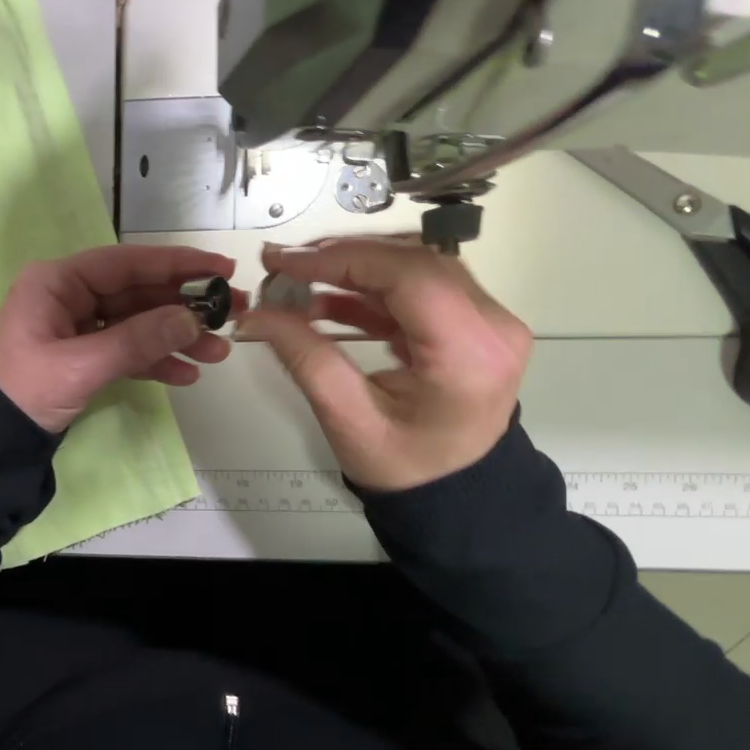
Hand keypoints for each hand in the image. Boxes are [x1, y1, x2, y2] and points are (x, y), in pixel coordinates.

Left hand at [0, 245, 239, 432]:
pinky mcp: (80, 359)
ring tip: (218, 353)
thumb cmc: (22, 391)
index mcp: (57, 282)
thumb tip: (192, 321)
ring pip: (136, 324)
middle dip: (184, 306)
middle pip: (137, 293)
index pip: (126, 263)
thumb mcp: (79, 365)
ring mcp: (75, 329)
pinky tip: (186, 375)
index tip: (221, 269)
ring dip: (176, 338)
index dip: (176, 264)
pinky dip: (153, 362)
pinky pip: (124, 352)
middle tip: (234, 314)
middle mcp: (68, 297)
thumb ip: (137, 340)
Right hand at [234, 237, 531, 491]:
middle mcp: (493, 325)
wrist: (453, 493)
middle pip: (414, 261)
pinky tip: (327, 299)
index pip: (407, 275)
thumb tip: (256, 314)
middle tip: (284, 265)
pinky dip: (372, 287)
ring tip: (299, 279)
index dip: (341, 258)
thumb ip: (304, 357)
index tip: (284, 262)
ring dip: (355, 266)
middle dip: (344, 256)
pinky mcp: (475, 323)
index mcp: (468, 353)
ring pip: (417, 266)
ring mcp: (489, 321)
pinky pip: (421, 287)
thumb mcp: (346, 418)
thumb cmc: (402, 465)